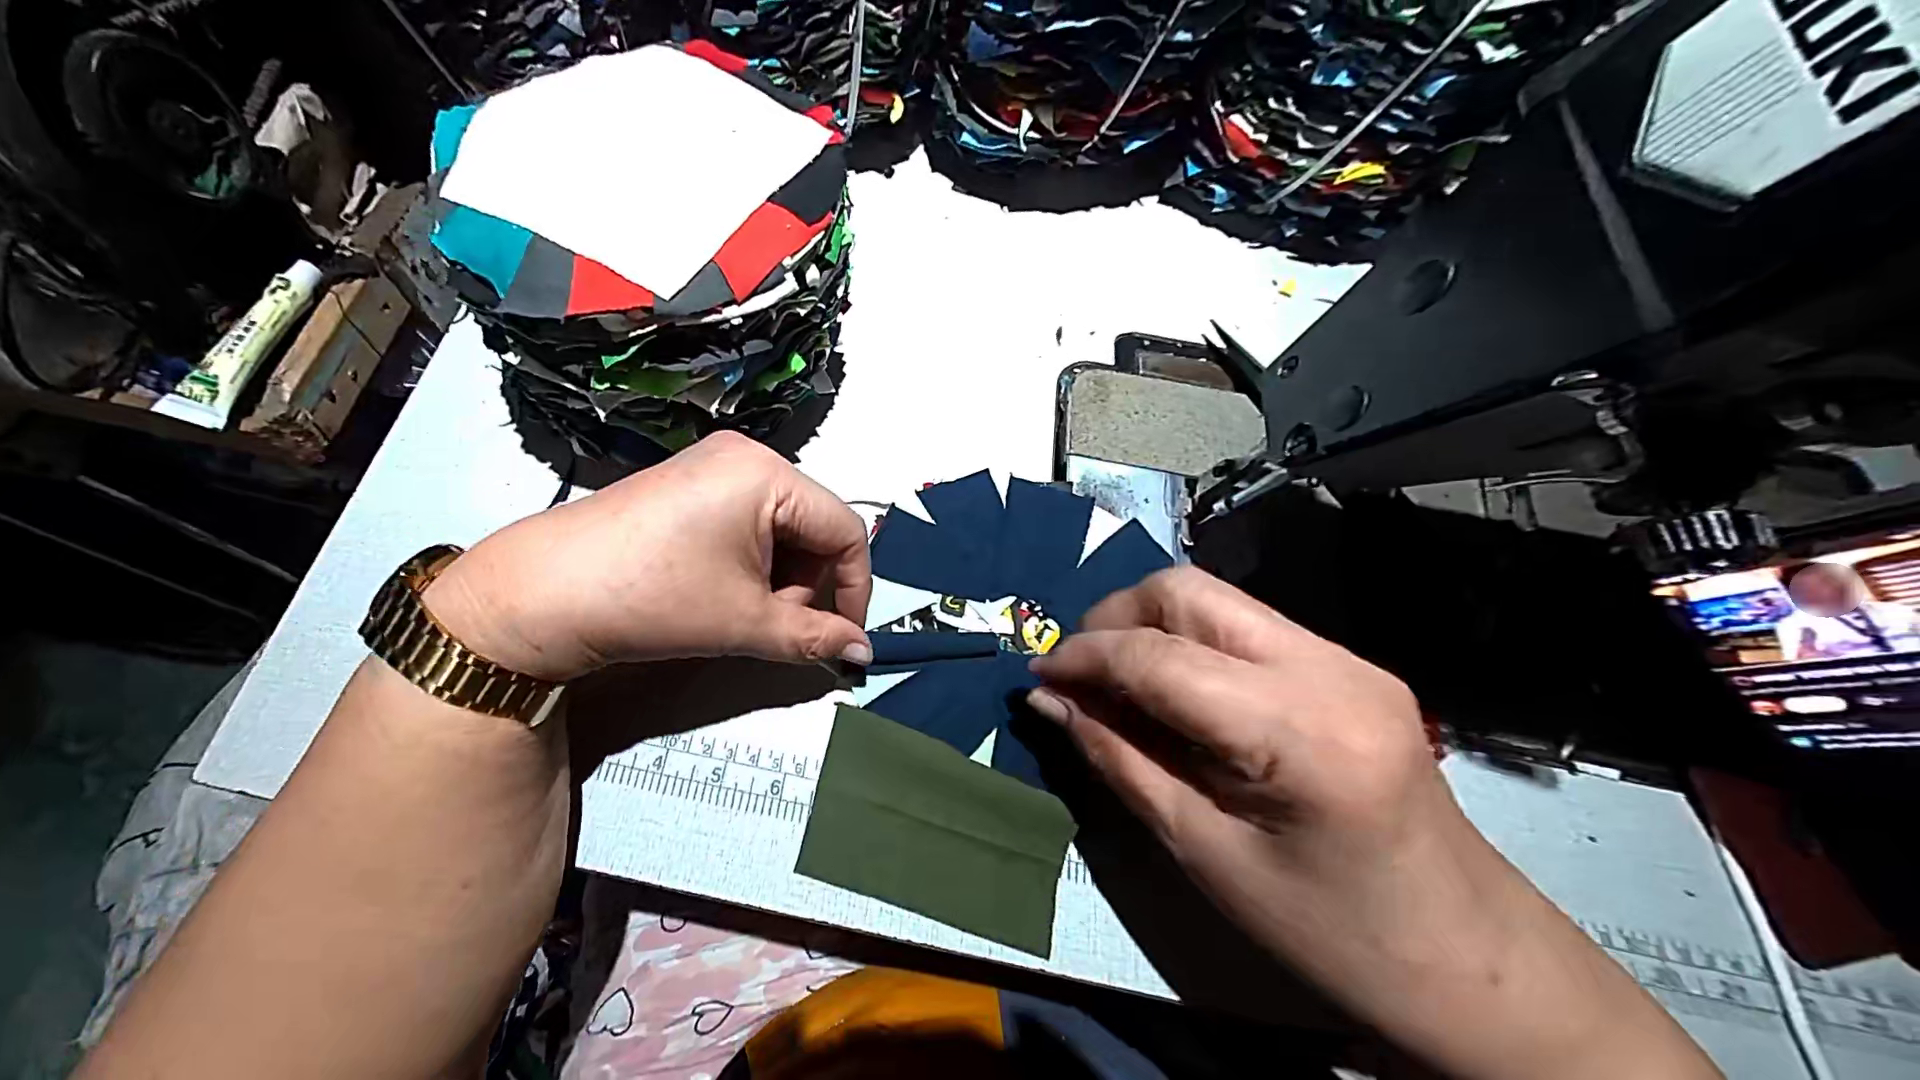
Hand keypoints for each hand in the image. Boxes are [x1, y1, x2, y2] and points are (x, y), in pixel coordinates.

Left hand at [422, 432, 871, 681]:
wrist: (539, 595)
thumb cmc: (654, 599)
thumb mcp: (746, 622)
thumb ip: (815, 637)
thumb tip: (864, 654)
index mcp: (768, 474)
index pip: (845, 529)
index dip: (856, 586)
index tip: (845, 634)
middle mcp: (747, 456)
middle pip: (814, 526)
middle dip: (809, 583)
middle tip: (779, 624)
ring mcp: (714, 465)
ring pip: (784, 526)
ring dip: (783, 576)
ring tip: (746, 611)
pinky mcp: (691, 483)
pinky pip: (751, 519)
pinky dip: (755, 560)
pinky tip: (726, 590)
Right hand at [1026, 567, 1719, 1079]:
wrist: (1470, 960)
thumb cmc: (1327, 931)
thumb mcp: (1202, 852)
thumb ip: (1118, 758)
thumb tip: (1049, 699)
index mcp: (1298, 731)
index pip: (1160, 656)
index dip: (1085, 656)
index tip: (1037, 675)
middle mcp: (1329, 668)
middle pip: (1188, 591)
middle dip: (1114, 617)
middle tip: (1077, 673)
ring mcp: (1347, 658)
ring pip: (1215, 597)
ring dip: (1149, 625)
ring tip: (1115, 680)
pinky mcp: (1349, 665)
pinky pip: (1244, 626)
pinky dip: (1189, 642)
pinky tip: (1171, 689)